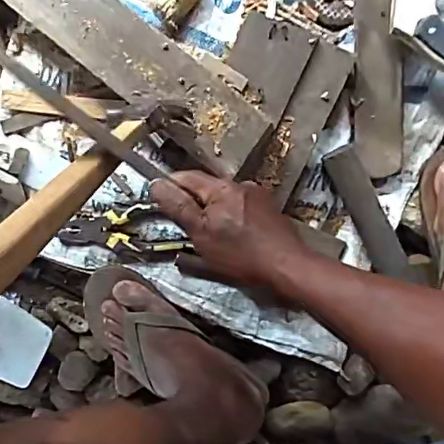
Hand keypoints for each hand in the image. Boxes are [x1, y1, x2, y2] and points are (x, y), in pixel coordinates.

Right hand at [153, 171, 313, 288]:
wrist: (287, 266)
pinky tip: (234, 235)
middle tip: (183, 222)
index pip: (187, 177)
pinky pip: (242, 208)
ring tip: (211, 233)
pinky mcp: (270, 210)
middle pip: (207, 187)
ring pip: (226, 198)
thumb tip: (157, 184)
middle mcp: (241, 185)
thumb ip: (179, 207)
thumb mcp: (202, 234)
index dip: (170, 185)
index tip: (158, 198)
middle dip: (193, 201)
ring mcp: (258, 196)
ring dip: (214, 210)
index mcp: (221, 188)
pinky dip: (232, 217)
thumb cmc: (241, 255)